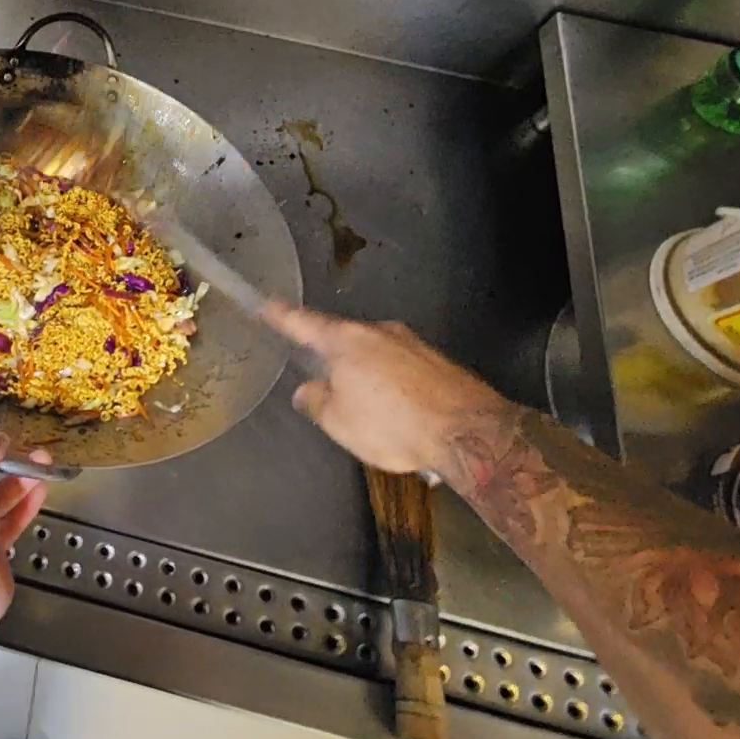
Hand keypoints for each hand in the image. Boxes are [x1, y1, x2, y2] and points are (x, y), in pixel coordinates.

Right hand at [260, 302, 507, 475]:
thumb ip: (316, 401)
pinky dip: (392, 381)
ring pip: (375, 352)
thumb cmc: (393, 425)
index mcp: (344, 341)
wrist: (473, 434)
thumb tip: (308, 390)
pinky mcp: (440, 362)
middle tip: (321, 374)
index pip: (302, 322)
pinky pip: (402, 366)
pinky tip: (396, 409)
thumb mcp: (339, 422)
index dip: (280, 315)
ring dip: (364, 370)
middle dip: (330, 352)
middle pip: (343, 337)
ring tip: (365, 403)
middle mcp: (378, 332)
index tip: (266, 304)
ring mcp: (413, 344)